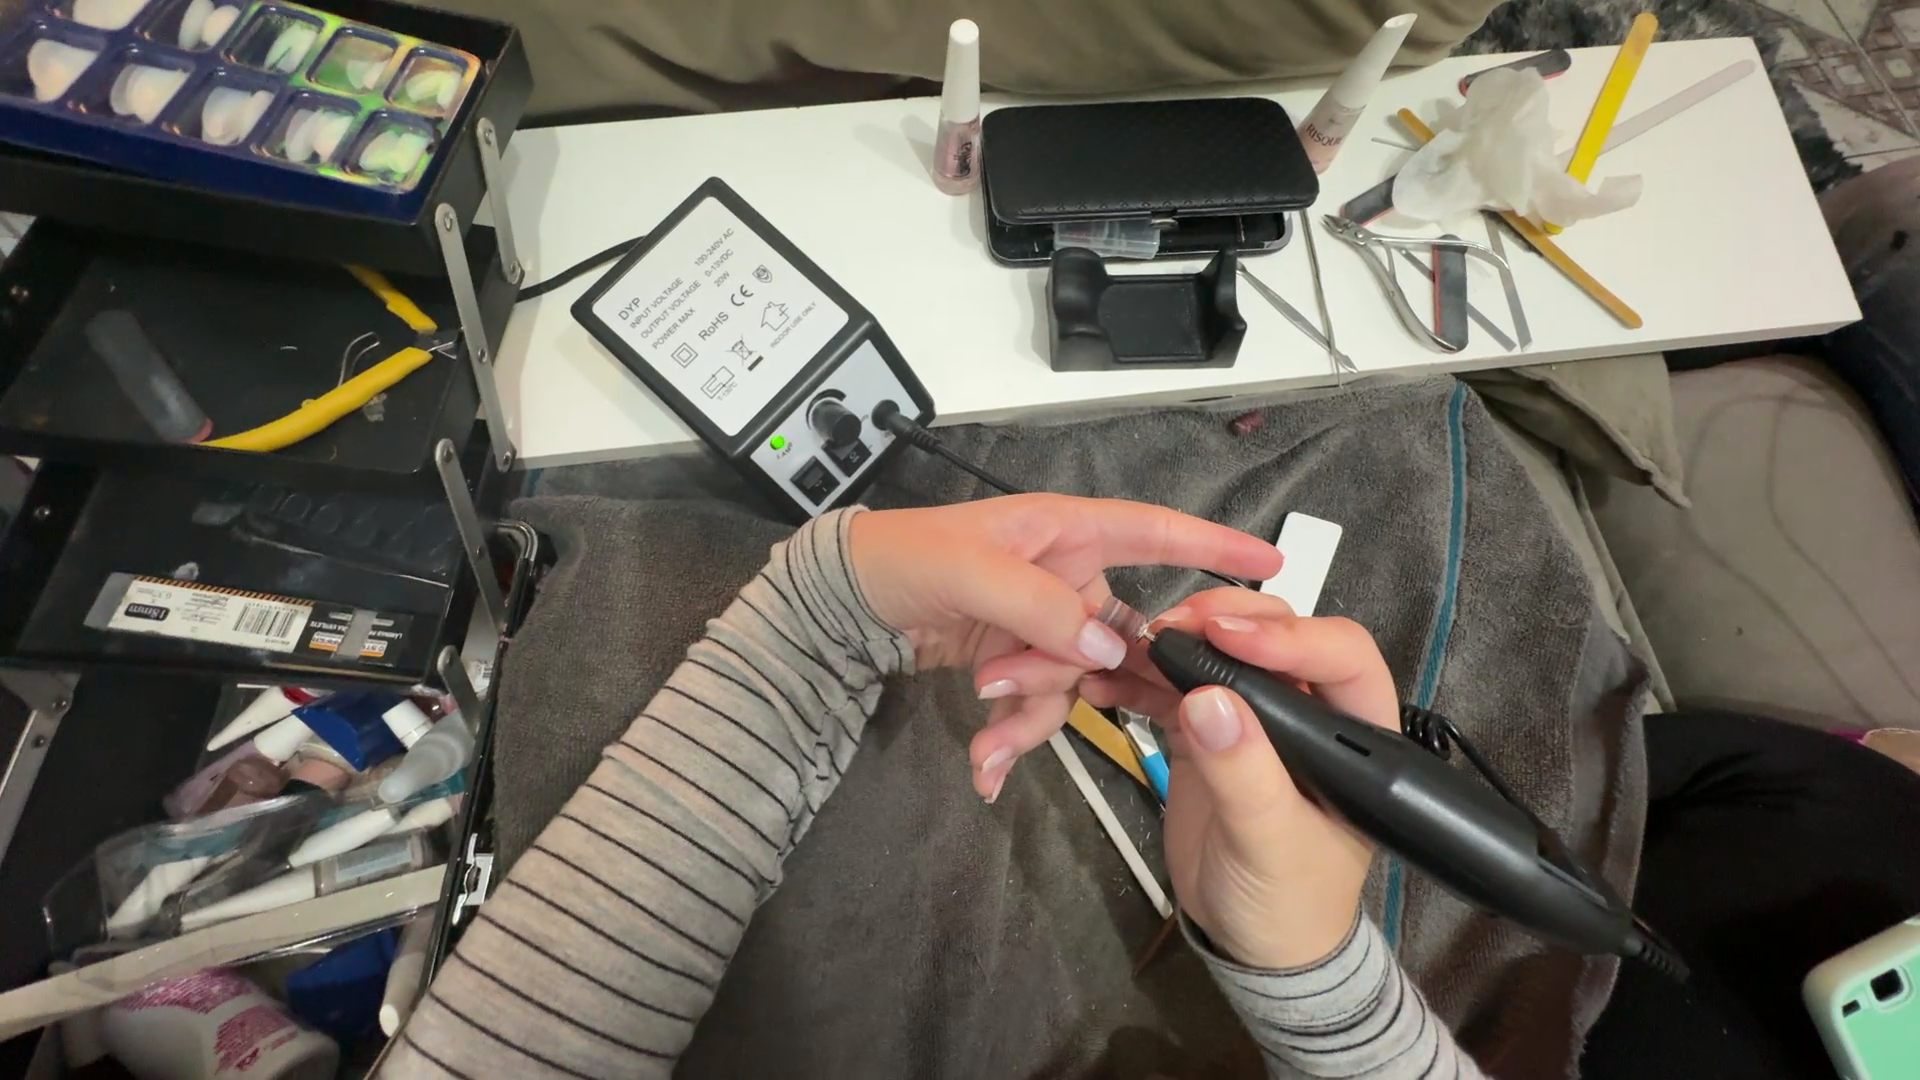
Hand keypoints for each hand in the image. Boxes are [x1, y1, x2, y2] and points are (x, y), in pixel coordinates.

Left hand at [847, 496, 1281, 801]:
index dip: (1212, 546)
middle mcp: (1065, 577)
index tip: (1270, 564)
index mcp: (1064, 532)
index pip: (1152, 531)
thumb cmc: (905, 556)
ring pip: (1076, 683)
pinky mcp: (1020, 659)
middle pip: (1114, 637)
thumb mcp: (968, 569)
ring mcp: (1044, 624)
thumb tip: (1106, 647)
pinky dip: (1015, 734)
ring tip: (984, 740)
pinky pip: (1042, 703)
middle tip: (1008, 685)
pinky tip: (984, 764)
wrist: (851, 600)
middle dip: (1071, 676)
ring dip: (1032, 714)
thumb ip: (1039, 603)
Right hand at [1080, 589, 1399, 969]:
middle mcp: (1304, 710)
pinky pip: (1170, 687)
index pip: (1340, 656)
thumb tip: (1206, 699)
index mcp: (1351, 733)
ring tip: (1119, 651)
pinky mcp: (1203, 728)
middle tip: (1166, 629)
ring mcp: (1250, 715)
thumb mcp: (1271, 843)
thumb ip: (1245, 773)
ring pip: (1215, 651)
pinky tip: (1102, 683)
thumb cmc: (1286, 899)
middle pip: (1271, 635)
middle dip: (1218, 622)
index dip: (1289, 636)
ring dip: (1165, 646)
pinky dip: (1136, 681)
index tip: (1225, 637)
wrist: (1244, 937)